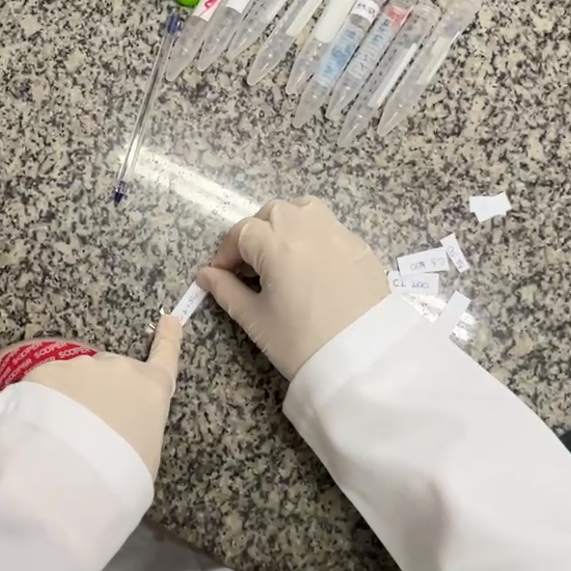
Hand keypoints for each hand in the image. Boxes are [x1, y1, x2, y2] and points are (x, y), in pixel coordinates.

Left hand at [23, 315, 182, 477]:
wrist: (69, 472)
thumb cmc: (121, 473)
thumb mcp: (146, 457)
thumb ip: (139, 429)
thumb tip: (123, 426)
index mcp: (151, 389)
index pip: (166, 355)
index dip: (168, 337)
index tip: (170, 319)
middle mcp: (119, 368)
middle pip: (112, 374)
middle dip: (102, 393)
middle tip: (90, 429)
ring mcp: (81, 365)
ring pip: (77, 379)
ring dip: (72, 399)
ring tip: (63, 437)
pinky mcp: (46, 371)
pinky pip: (47, 386)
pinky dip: (44, 402)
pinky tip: (40, 430)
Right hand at [197, 197, 388, 379]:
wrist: (365, 360)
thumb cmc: (301, 342)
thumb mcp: (255, 319)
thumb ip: (226, 290)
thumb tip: (206, 274)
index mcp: (277, 244)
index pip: (241, 233)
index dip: (225, 253)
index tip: (220, 275)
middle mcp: (307, 227)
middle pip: (272, 213)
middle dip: (254, 235)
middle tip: (249, 268)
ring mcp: (337, 233)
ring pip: (304, 210)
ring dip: (285, 225)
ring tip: (281, 256)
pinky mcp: (360, 246)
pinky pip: (329, 228)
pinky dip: (313, 237)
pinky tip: (312, 267)